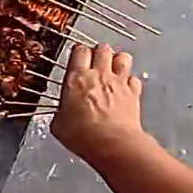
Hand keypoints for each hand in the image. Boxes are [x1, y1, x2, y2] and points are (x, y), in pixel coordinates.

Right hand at [53, 44, 149, 166]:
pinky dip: (130, 81)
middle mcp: (98, 75)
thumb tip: (61, 116)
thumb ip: (60, 113)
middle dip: (99, 52)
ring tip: (113, 68)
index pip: (79, 51)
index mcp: (76, 79)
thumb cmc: (83, 134)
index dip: (79, 52)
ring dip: (118, 60)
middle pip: (102, 49)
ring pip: (123, 57)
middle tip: (95, 61)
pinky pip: (134, 79)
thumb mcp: (58, 125)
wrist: (111, 143)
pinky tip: (125, 88)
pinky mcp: (133, 94)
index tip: (77, 57)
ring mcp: (118, 83)